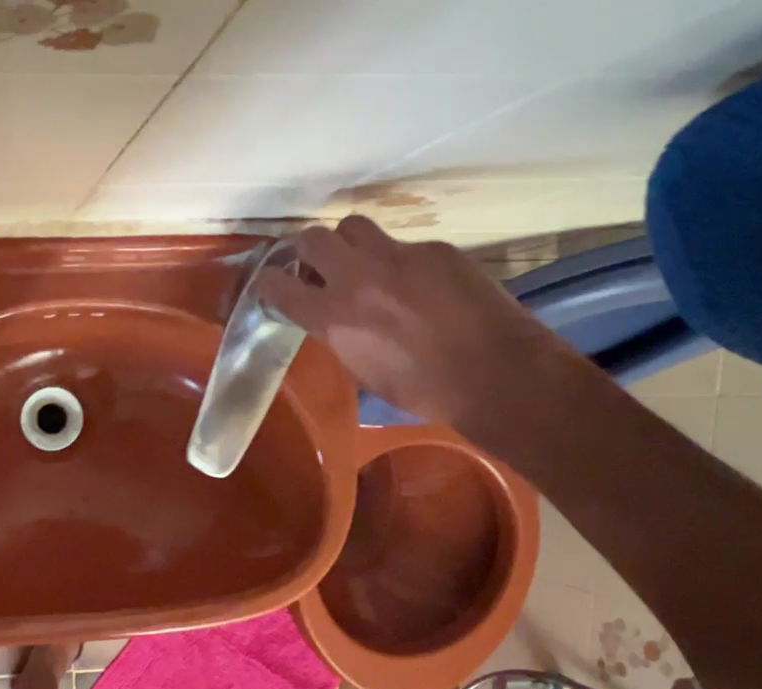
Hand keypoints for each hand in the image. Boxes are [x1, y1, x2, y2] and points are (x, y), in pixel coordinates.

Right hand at [258, 215, 588, 431]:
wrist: (493, 371)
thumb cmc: (421, 389)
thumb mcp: (362, 369)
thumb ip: (339, 334)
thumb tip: (332, 319)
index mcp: (333, 317)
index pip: (277, 285)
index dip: (268, 283)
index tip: (272, 287)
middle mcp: (357, 277)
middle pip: (312, 238)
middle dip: (308, 251)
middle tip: (316, 267)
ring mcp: (398, 255)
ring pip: (354, 226)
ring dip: (348, 242)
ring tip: (361, 263)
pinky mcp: (435, 249)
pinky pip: (402, 245)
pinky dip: (399, 261)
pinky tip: (418, 285)